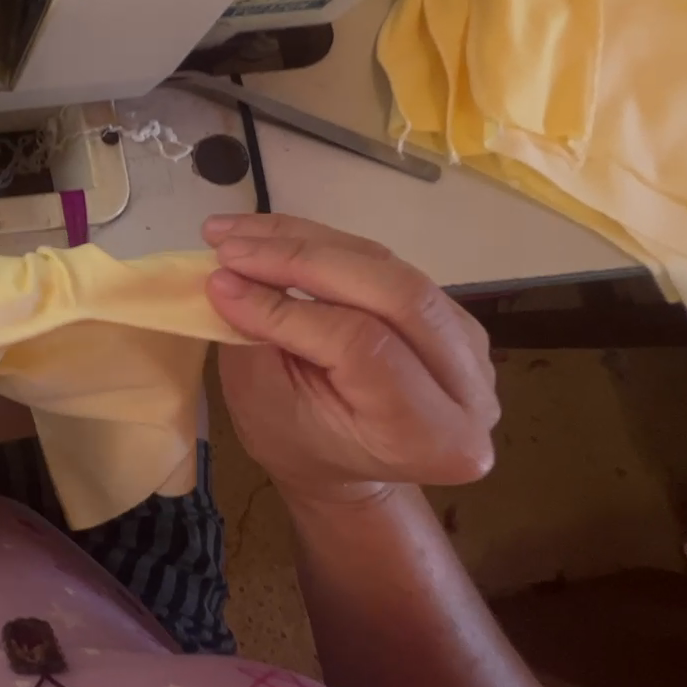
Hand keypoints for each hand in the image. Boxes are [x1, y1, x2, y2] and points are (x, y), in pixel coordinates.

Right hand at [202, 214, 499, 504]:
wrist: (335, 454)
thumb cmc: (292, 440)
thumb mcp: (262, 400)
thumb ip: (253, 338)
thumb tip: (225, 276)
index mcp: (430, 436)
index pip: (362, 346)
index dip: (285, 309)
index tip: (216, 285)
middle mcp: (470, 387)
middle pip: (394, 293)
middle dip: (300, 258)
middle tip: (226, 248)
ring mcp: (468, 344)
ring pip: (385, 265)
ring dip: (299, 238)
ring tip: (229, 233)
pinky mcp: (445, 312)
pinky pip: (379, 261)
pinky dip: (313, 240)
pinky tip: (260, 236)